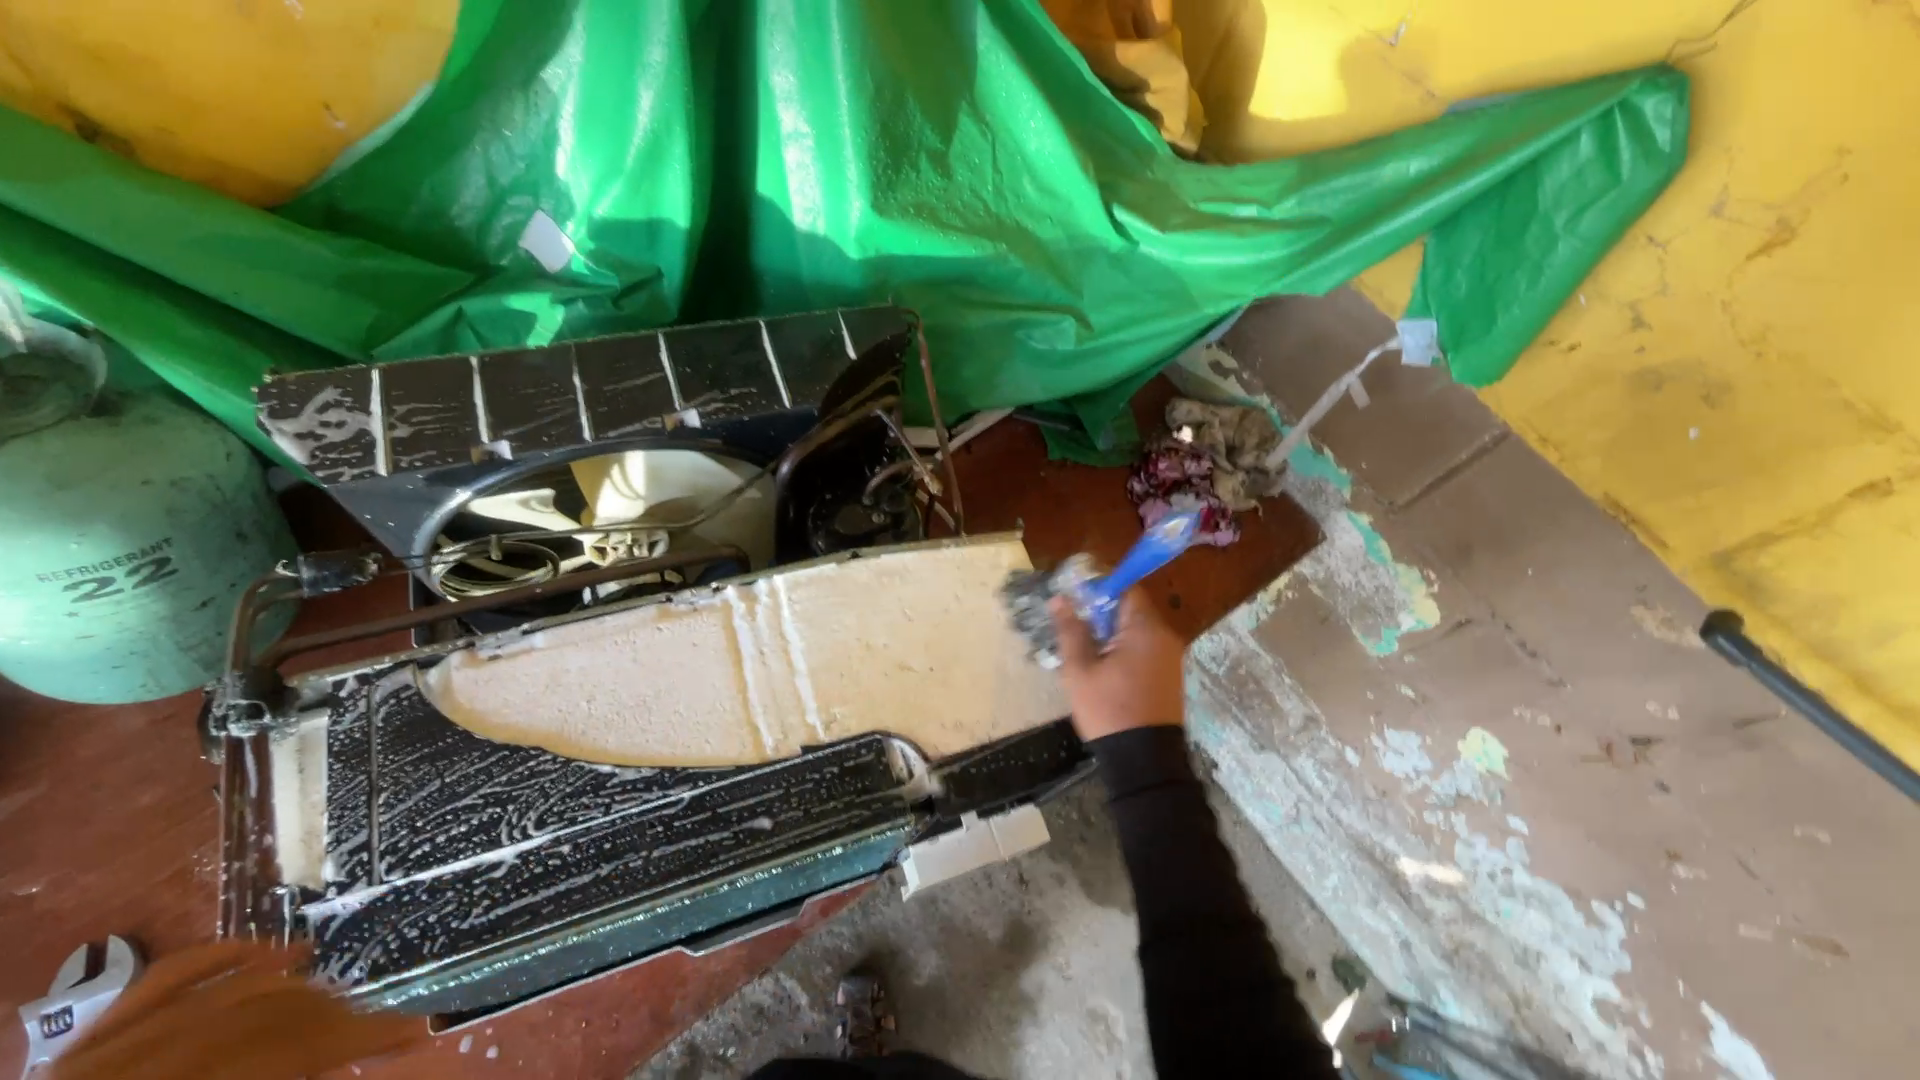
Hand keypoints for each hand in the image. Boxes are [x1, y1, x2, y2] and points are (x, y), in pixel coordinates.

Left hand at [50, 943, 421, 1079]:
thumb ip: (286, 1078)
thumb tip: (347, 1058)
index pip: (288, 1049)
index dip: (361, 1034)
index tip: (416, 1029)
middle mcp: (138, 1061)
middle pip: (260, 1014)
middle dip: (332, 1012)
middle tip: (379, 1018)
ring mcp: (103, 1049)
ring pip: (220, 991)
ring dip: (289, 982)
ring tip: (336, 987)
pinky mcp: (85, 1044)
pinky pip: (158, 983)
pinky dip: (218, 958)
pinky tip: (266, 948)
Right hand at [1049, 590, 1185, 741]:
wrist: (1143, 759)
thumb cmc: (1109, 710)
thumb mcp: (1080, 669)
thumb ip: (1071, 630)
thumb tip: (1060, 598)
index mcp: (1145, 629)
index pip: (1126, 589)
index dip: (1099, 591)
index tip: (1076, 604)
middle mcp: (1165, 637)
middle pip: (1132, 610)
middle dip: (1103, 616)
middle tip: (1076, 634)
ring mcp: (1172, 657)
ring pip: (1138, 632)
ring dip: (1113, 636)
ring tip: (1087, 657)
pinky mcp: (1171, 676)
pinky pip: (1146, 650)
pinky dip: (1126, 652)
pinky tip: (1106, 672)